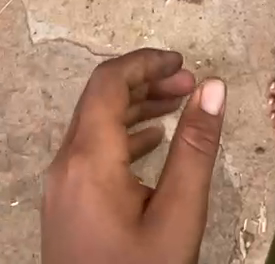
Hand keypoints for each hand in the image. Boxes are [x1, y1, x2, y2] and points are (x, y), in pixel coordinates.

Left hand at [42, 49, 227, 263]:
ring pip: (96, 123)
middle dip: (146, 80)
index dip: (147, 62)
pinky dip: (125, 133)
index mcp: (87, 158)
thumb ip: (195, 145)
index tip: (184, 62)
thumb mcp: (179, 213)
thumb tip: (214, 85)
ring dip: (137, 105)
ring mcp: (61, 187)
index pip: (110, 82)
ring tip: (181, 105)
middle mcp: (65, 164)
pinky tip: (154, 140)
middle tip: (191, 83)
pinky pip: (92, 150)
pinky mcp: (66, 206)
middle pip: (100, 98)